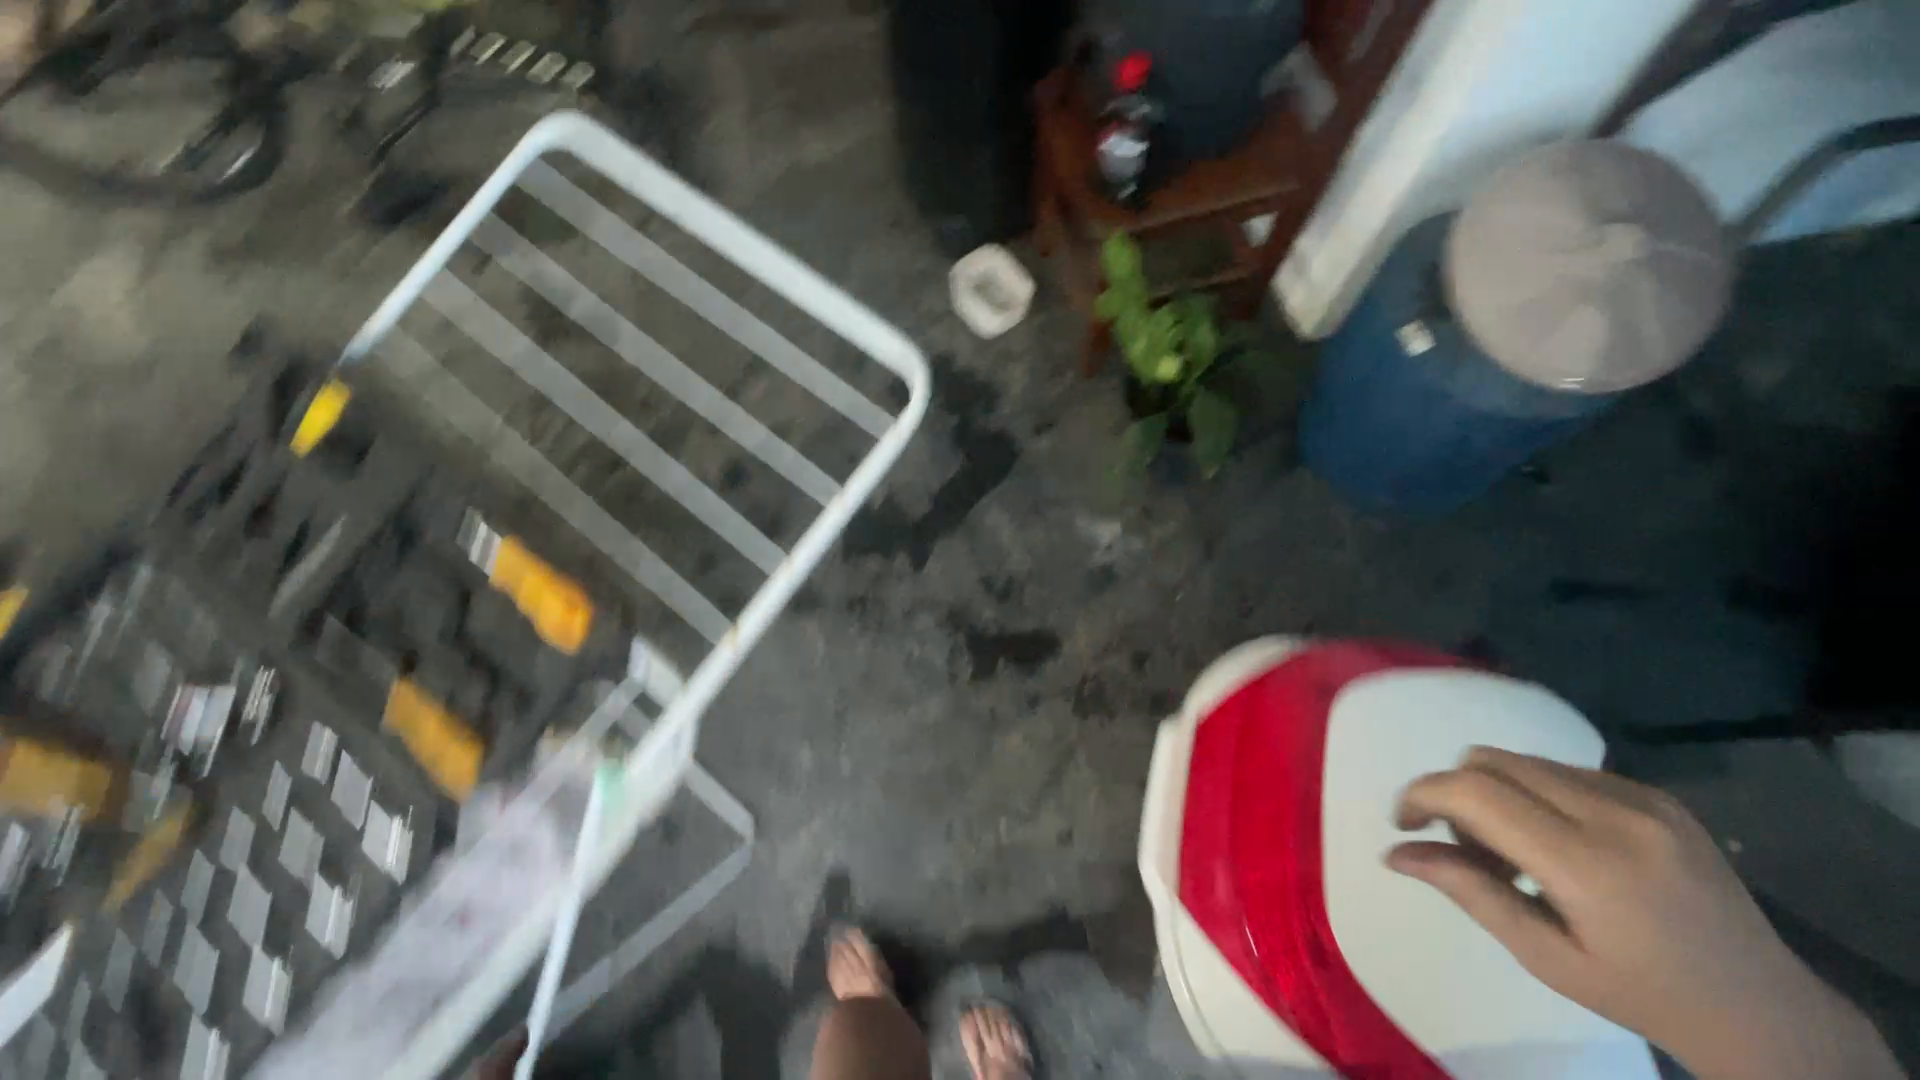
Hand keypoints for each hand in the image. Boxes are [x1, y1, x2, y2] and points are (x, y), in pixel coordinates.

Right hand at [1388, 747, 1902, 1079]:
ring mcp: (1642, 798)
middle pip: (1492, 761)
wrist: (1761, 1007)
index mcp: (1588, 864)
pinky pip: (1565, 771)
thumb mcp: (1544, 956)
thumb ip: (1468, 892)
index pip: (1475, 792)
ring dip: (1493, 792)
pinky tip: (1556, 844)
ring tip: (1512, 852)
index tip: (1404, 824)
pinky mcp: (1658, 794)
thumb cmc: (1640, 992)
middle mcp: (1615, 814)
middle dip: (1454, 793)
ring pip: (1524, 761)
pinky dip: (1535, 794)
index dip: (1422, 795)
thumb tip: (1393, 853)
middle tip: (1462, 848)